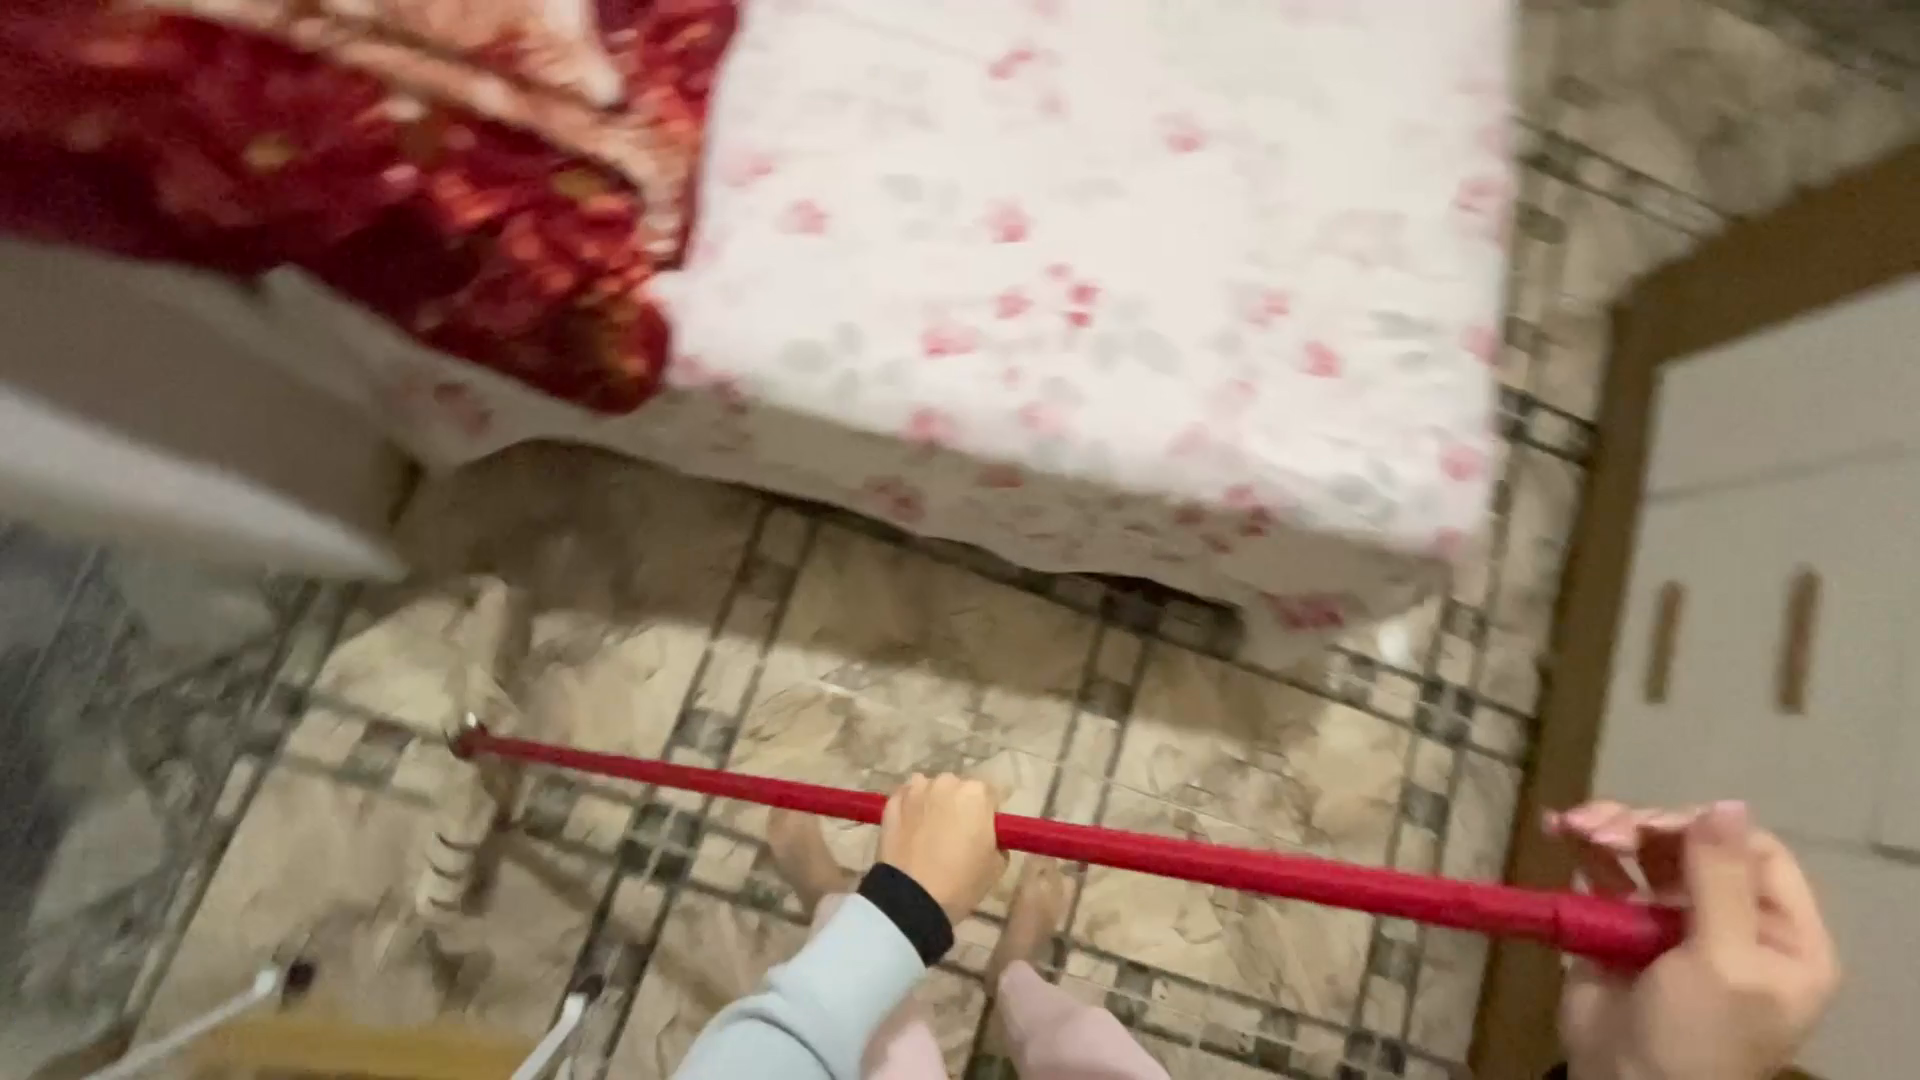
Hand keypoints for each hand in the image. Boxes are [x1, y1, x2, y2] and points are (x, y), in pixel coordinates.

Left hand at [877, 773, 1006, 923]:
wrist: (912, 898)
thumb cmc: (961, 882)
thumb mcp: (997, 866)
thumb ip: (997, 840)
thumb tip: (986, 835)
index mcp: (976, 793)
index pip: (990, 794)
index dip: (988, 813)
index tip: (984, 832)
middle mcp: (946, 782)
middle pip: (958, 789)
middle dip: (959, 806)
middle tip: (956, 834)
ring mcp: (916, 789)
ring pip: (930, 790)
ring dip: (932, 803)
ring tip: (929, 832)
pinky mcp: (892, 802)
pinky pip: (906, 799)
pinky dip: (909, 809)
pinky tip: (909, 831)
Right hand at [1550, 801, 1839, 1079]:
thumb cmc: (1696, 1032)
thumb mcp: (1723, 961)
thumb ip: (1721, 881)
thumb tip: (1726, 803)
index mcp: (1781, 935)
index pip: (1755, 853)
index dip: (1701, 828)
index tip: (1647, 827)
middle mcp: (1730, 919)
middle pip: (1690, 842)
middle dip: (1640, 825)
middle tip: (1597, 828)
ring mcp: (1669, 918)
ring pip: (1642, 848)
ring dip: (1604, 828)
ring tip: (1570, 827)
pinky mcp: (1616, 919)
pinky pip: (1602, 868)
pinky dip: (1579, 844)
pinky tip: (1555, 828)